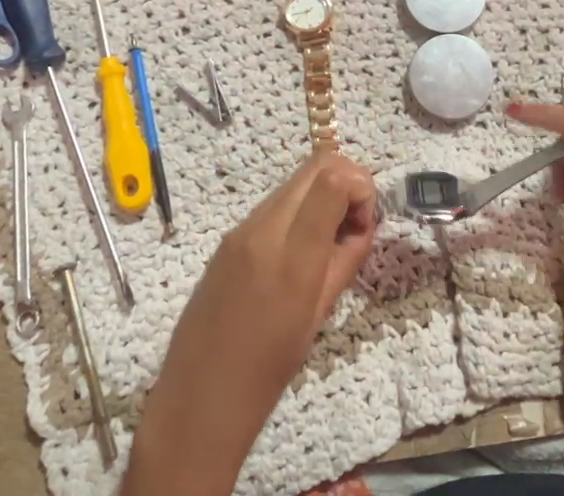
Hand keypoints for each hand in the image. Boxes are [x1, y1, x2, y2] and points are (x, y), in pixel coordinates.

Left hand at [124, 152, 377, 495]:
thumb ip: (345, 259)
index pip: (332, 178)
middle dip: (347, 182)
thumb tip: (363, 225)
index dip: (362, 188)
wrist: (198, 398)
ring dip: (322, 196)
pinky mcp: (226, 239)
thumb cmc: (268, 370)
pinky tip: (299, 253)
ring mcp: (239, 230)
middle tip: (354, 226)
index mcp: (291, 254)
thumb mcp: (320, 315)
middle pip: (315, 165)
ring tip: (328, 244)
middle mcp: (262, 229)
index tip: (365, 225)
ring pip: (294, 183)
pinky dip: (298, 211)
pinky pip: (273, 205)